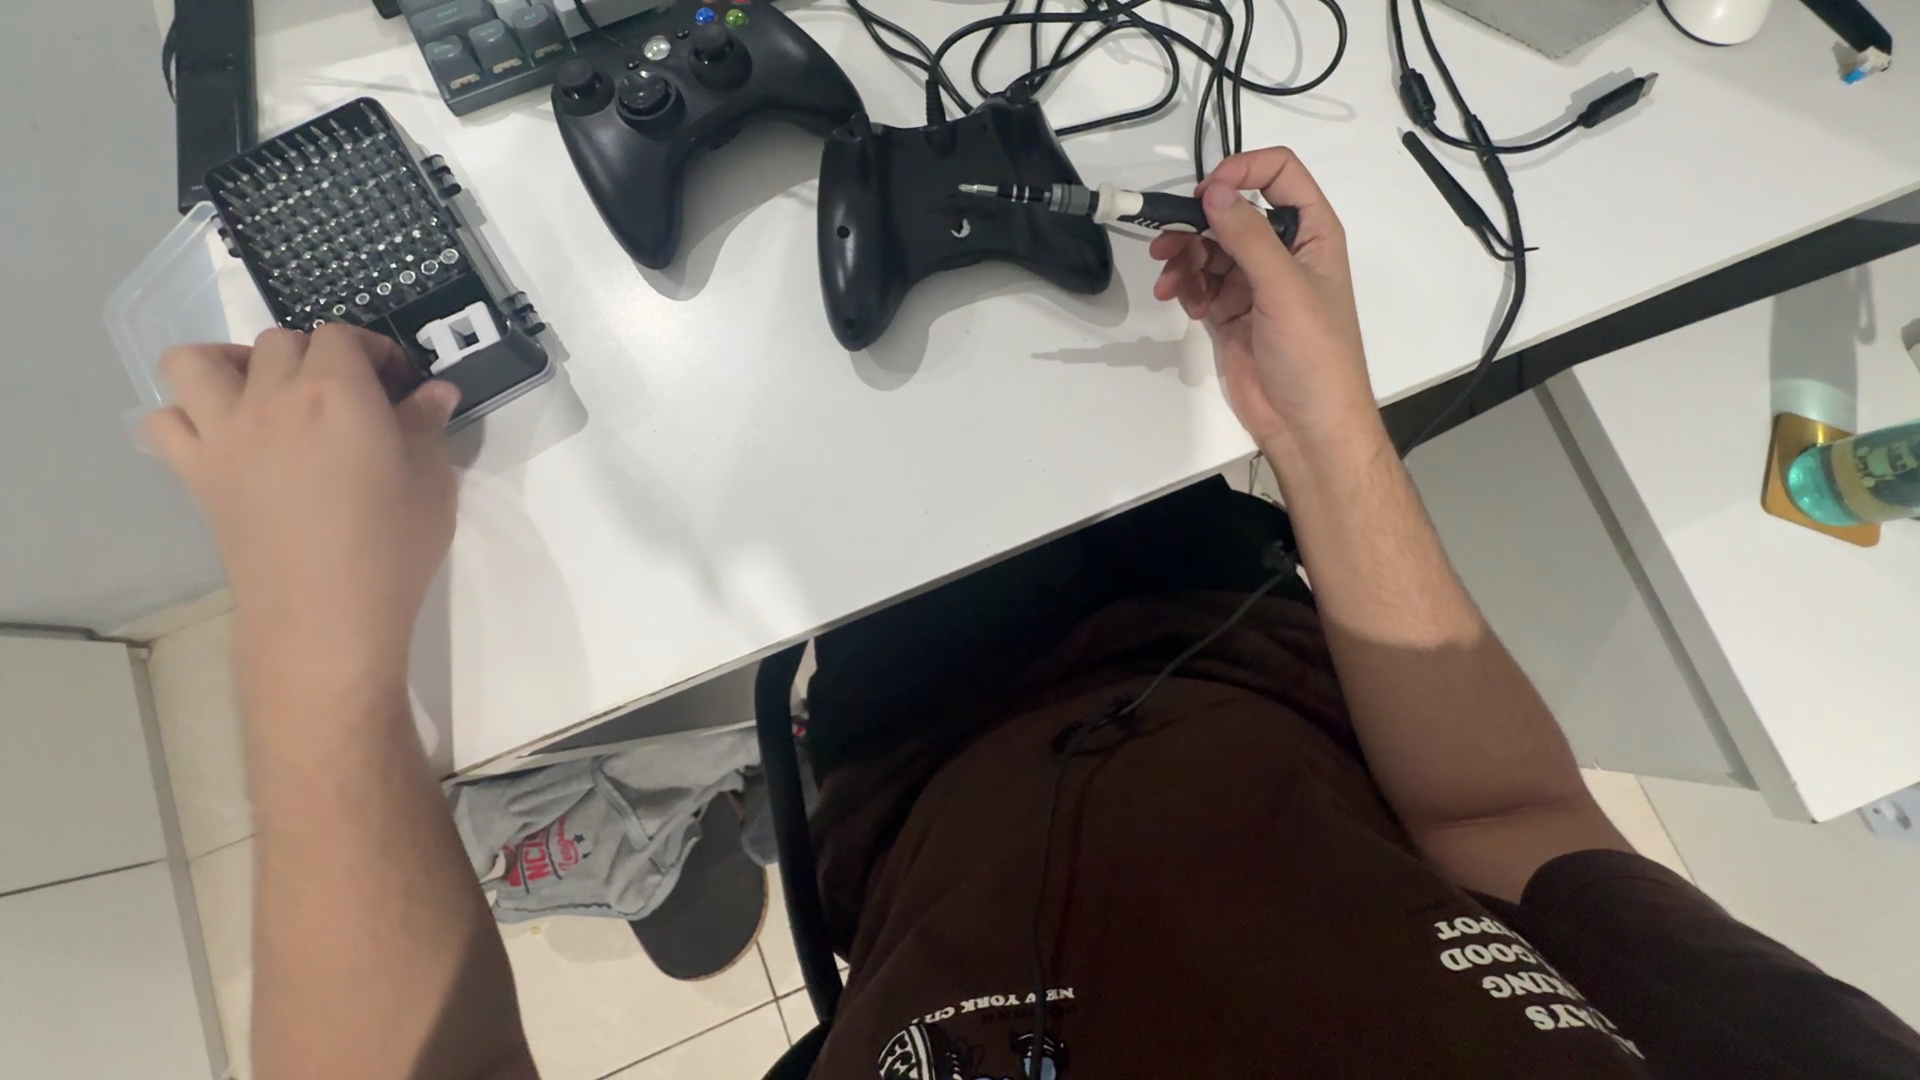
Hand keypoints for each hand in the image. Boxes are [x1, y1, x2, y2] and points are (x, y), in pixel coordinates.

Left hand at [143, 326, 460, 699]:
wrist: (329, 606)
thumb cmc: (395, 541)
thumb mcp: (433, 479)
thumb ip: (428, 425)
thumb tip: (434, 393)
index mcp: (339, 394)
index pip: (344, 338)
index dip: (375, 349)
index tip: (402, 380)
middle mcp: (272, 397)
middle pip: (282, 343)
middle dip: (322, 356)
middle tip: (356, 393)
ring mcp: (224, 432)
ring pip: (201, 361)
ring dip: (236, 363)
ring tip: (272, 392)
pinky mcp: (197, 470)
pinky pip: (167, 419)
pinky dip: (191, 413)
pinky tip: (231, 433)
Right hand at [1150, 148, 1379, 458]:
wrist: (1304, 422)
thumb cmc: (1313, 352)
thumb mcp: (1284, 286)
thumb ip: (1248, 235)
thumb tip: (1214, 190)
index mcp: (1312, 233)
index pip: (1279, 175)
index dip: (1243, 171)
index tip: (1205, 191)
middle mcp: (1282, 253)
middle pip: (1232, 215)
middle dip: (1197, 225)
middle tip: (1164, 243)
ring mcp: (1254, 285)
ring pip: (1210, 252)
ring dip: (1184, 261)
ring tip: (1168, 284)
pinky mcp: (1231, 314)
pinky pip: (1201, 287)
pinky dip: (1187, 290)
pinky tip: (1184, 305)